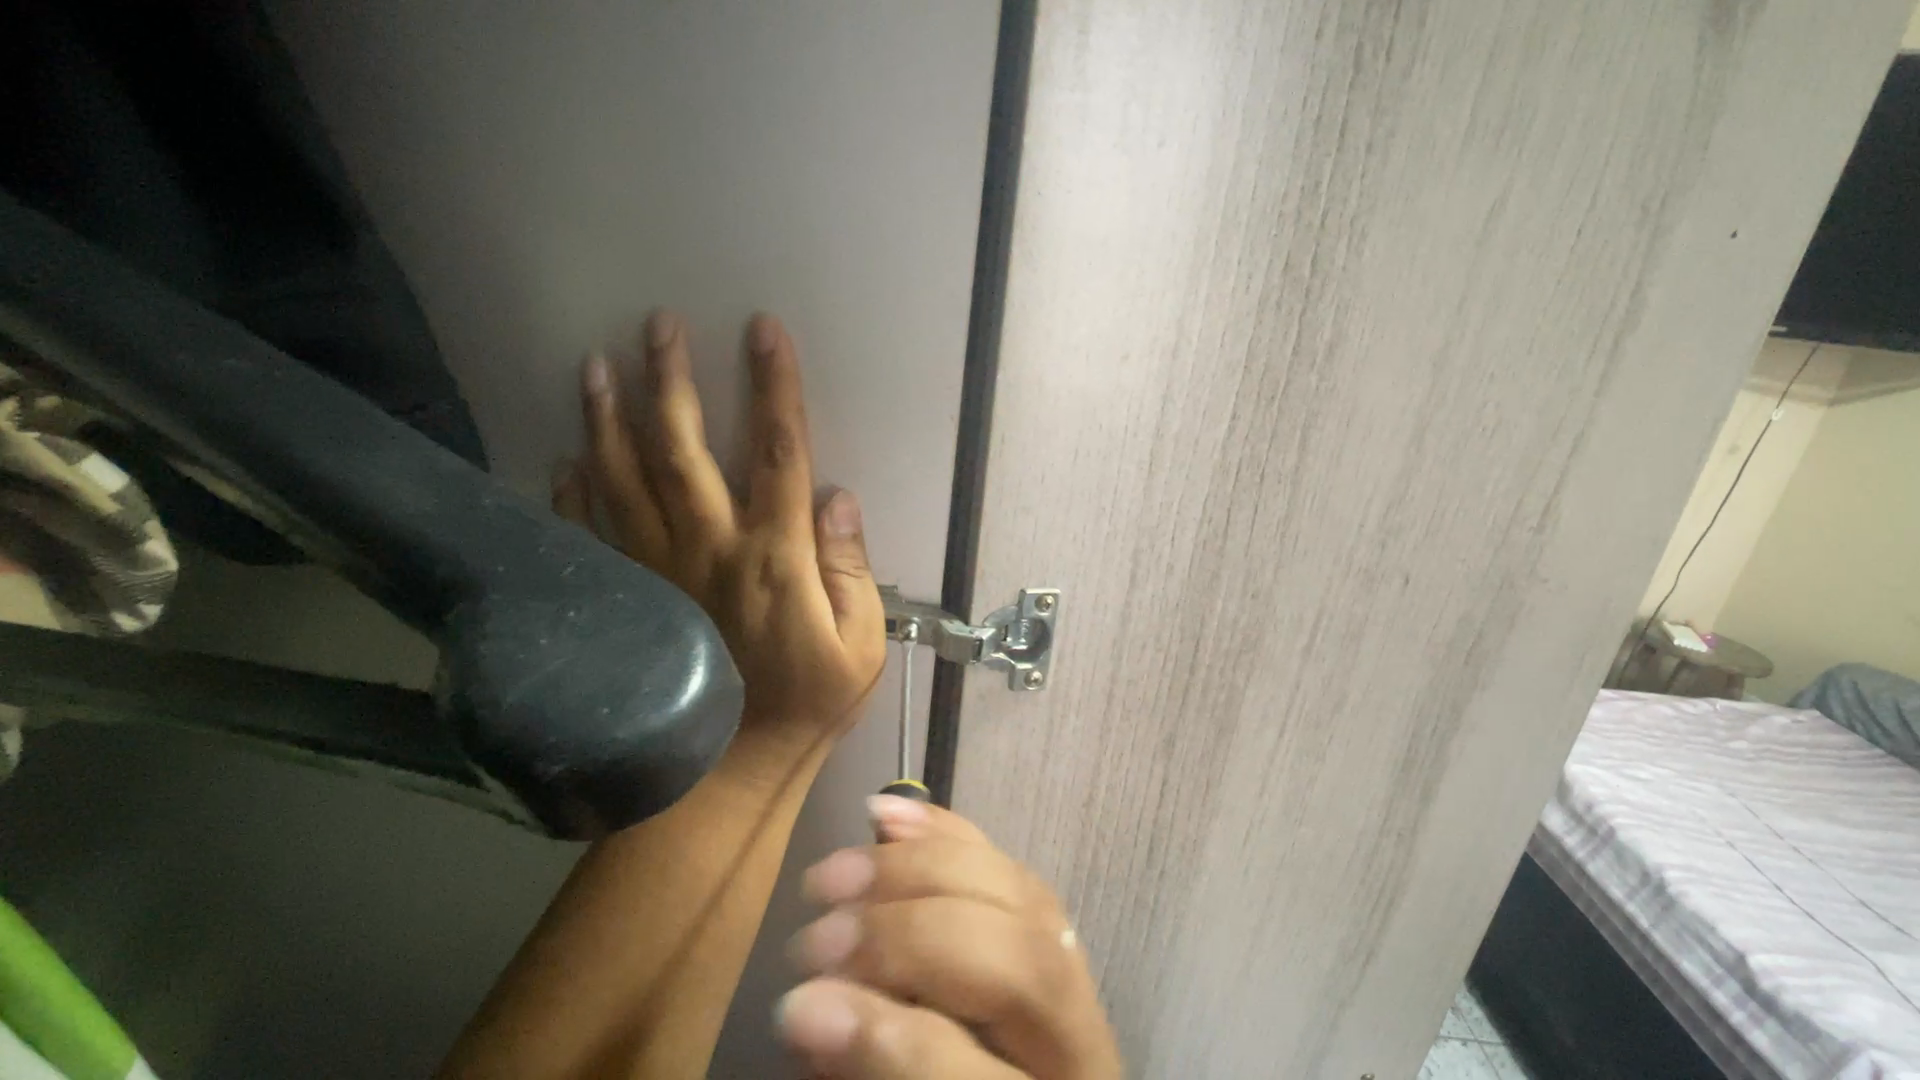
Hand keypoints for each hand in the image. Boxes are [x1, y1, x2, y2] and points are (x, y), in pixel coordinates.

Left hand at [553, 311, 887, 745]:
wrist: (732, 767)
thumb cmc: (808, 703)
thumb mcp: (859, 644)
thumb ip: (851, 568)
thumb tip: (836, 496)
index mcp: (774, 556)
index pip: (779, 453)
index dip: (775, 388)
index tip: (763, 330)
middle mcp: (710, 549)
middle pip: (683, 449)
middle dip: (672, 381)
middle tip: (656, 325)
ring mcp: (659, 572)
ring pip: (625, 481)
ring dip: (609, 419)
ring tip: (596, 365)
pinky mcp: (629, 598)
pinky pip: (592, 536)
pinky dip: (574, 494)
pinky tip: (564, 457)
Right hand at [776, 797, 1123, 1079]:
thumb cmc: (943, 1074)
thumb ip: (870, 1064)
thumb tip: (807, 1005)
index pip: (980, 1071)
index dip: (891, 1036)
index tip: (800, 1006)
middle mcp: (1076, 1038)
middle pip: (1022, 966)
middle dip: (910, 937)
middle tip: (815, 940)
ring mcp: (1077, 975)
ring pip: (1024, 899)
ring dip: (922, 868)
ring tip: (839, 874)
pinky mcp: (1050, 927)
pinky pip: (1009, 869)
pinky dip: (946, 835)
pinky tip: (887, 815)